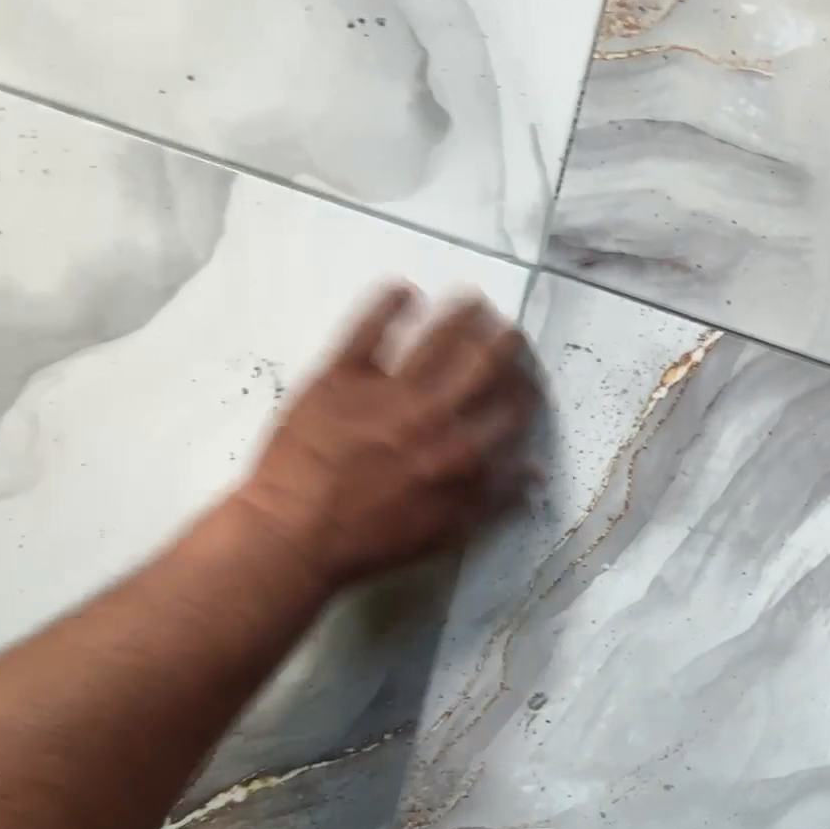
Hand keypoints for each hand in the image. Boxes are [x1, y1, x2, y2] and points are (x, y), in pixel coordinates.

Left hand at [230, 283, 539, 590]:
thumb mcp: (448, 530)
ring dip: (460, 315)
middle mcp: (432, 414)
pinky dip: (388, 306)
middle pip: (481, 366)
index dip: (527, 391)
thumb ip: (494, 496)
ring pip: (435, 340)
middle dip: (504, 344)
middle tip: (512, 329)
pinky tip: (404, 289)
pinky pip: (368, 331)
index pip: (510, 411)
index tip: (530, 380)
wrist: (294, 533)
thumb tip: (535, 468)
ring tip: (475, 299)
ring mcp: (386, 391)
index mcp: (461, 454)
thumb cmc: (374, 539)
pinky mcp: (339, 376)